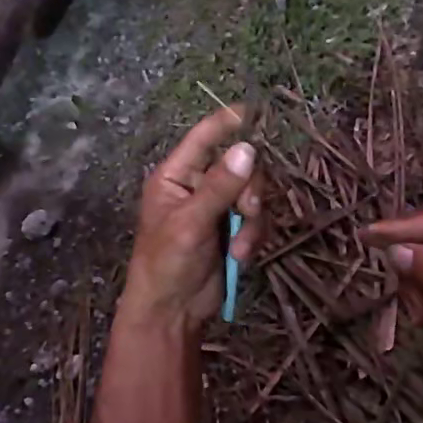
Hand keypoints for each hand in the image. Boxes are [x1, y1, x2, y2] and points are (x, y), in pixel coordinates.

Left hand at [120, 107, 267, 331]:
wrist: (171, 312)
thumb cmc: (166, 263)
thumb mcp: (190, 223)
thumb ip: (220, 187)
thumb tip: (248, 149)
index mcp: (176, 177)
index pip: (203, 139)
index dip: (226, 123)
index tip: (252, 111)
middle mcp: (197, 187)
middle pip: (239, 167)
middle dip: (248, 191)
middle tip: (248, 210)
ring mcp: (216, 210)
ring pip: (252, 195)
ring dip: (252, 220)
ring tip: (241, 247)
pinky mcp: (231, 232)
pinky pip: (255, 220)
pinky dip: (253, 238)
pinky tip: (242, 257)